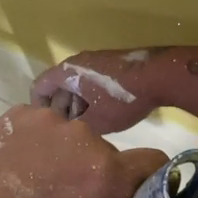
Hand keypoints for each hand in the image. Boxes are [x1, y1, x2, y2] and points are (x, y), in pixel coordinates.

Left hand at [0, 105, 167, 197]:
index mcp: (103, 176)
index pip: (153, 165)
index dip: (148, 188)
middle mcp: (82, 137)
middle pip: (110, 157)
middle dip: (101, 184)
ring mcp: (46, 120)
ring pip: (77, 142)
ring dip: (69, 164)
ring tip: (38, 197)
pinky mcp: (17, 112)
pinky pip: (46, 129)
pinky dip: (41, 149)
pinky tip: (17, 176)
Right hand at [30, 49, 187, 133]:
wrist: (158, 75)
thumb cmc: (121, 99)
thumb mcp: (96, 123)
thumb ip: (75, 129)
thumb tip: (66, 136)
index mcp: (66, 72)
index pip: (39, 87)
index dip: (38, 109)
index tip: (46, 130)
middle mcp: (77, 62)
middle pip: (57, 86)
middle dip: (59, 111)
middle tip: (68, 135)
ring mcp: (95, 61)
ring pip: (75, 85)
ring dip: (76, 106)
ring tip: (86, 130)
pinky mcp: (110, 64)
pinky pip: (90, 82)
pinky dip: (90, 99)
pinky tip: (104, 118)